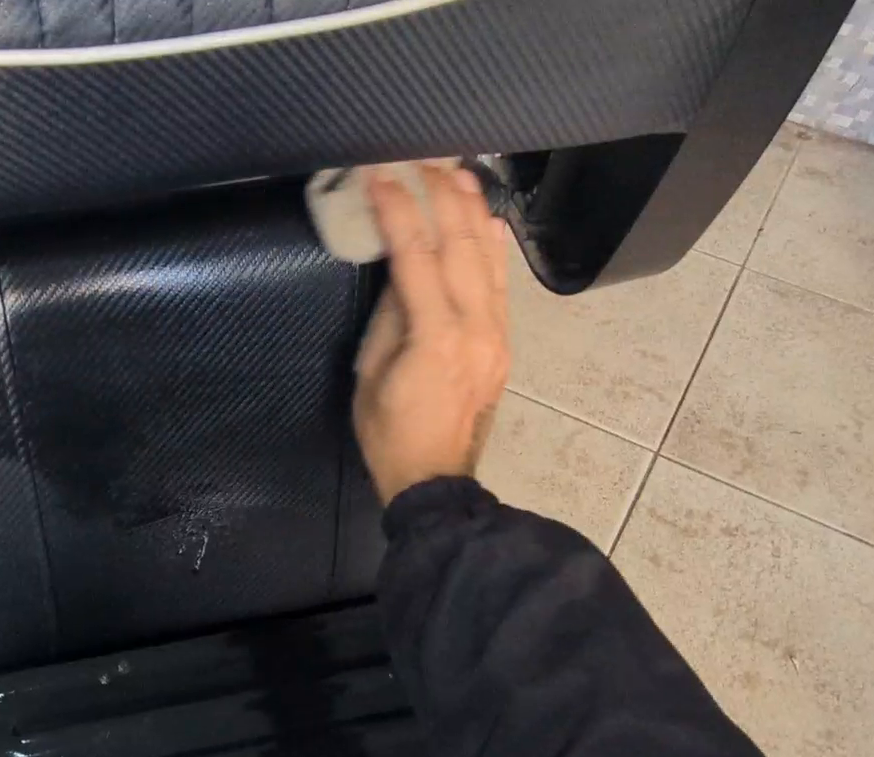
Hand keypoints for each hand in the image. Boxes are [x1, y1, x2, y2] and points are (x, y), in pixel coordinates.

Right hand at [352, 162, 511, 503]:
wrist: (435, 478)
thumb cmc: (388, 433)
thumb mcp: (370, 376)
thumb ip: (389, 321)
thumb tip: (401, 277)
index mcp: (436, 338)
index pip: (416, 258)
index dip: (398, 212)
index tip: (381, 177)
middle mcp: (476, 327)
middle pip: (461, 247)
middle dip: (442, 198)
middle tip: (423, 162)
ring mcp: (496, 335)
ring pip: (488, 260)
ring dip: (473, 212)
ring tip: (458, 174)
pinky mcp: (502, 344)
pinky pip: (499, 284)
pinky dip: (491, 247)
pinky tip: (485, 222)